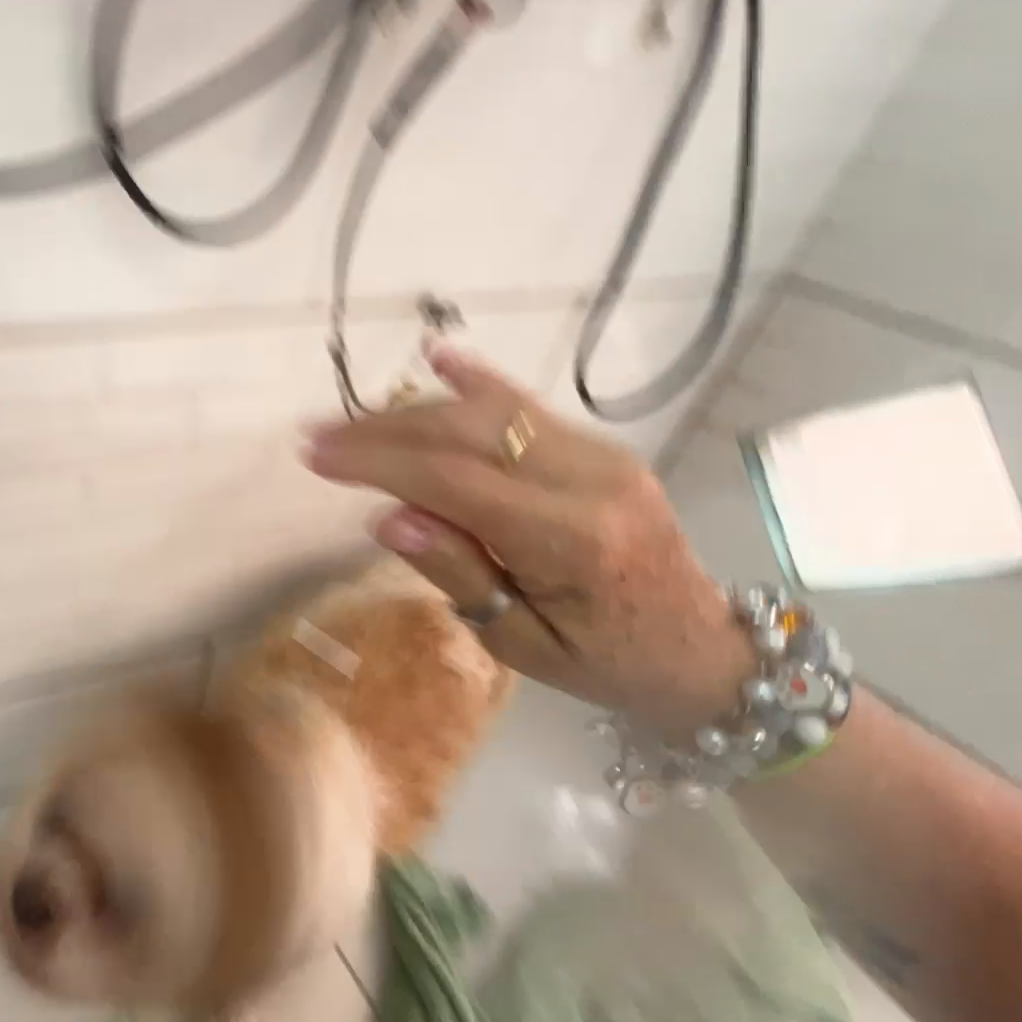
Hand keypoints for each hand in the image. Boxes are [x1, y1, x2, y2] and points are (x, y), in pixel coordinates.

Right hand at [303, 344, 755, 735]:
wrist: (706, 651)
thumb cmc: (605, 663)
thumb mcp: (521, 644)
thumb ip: (457, 574)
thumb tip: (386, 516)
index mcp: (570, 540)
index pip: (452, 480)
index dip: (377, 461)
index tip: (316, 455)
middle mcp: (590, 481)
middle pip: (466, 433)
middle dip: (383, 430)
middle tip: (320, 435)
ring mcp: (602, 455)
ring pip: (490, 412)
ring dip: (412, 411)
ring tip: (351, 421)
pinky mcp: (602, 448)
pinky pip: (527, 406)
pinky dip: (474, 382)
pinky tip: (437, 357)